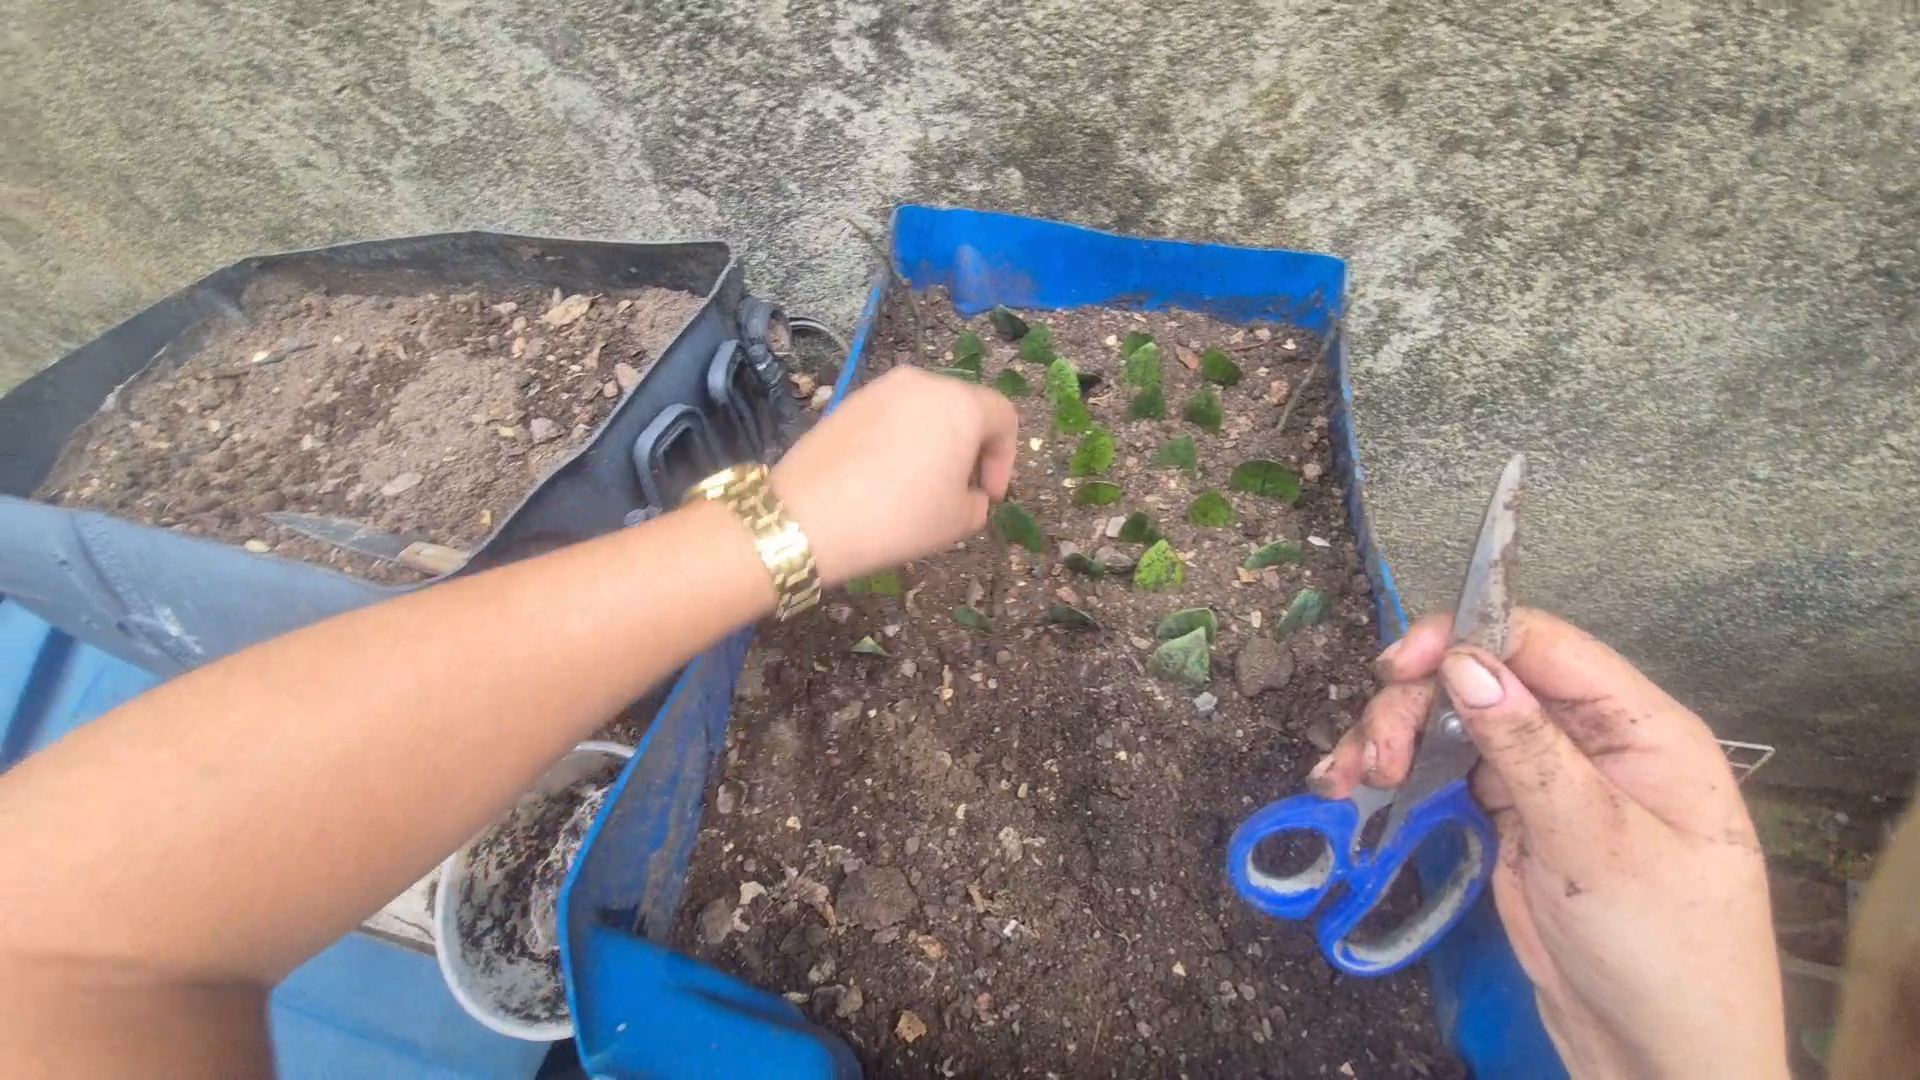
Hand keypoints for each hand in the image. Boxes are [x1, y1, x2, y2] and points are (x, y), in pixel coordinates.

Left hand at [771, 367, 1017, 586]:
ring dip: (935, 443)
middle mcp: (922, 383)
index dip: (1005, 460)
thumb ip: (978, 502)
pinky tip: (885, 477)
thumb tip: (969, 493)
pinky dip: (900, 441)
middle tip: (961, 490)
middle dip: (970, 449)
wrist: (808, 516)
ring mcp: (880, 388)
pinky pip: (891, 417)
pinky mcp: (848, 402)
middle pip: (964, 409)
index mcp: (960, 403)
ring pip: (925, 411)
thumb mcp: (957, 522)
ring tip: (922, 485)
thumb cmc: (898, 517)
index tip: (990, 496)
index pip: (1003, 417)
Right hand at [1312, 609, 1787, 1079]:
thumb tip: (1462, 662)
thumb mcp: (1597, 844)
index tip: (1397, 667)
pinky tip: (1350, 786)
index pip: (1539, 644)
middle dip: (1410, 707)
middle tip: (1375, 758)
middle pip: (1473, 677)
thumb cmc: (1658, 949)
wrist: (1651, 1053)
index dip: (1462, 638)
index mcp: (1635, 727)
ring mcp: (1533, 768)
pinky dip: (1387, 769)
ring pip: (1441, 716)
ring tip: (1351, 781)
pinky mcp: (1497, 802)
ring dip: (1386, 737)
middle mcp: (1580, 734)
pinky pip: (1433, 762)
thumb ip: (1529, 748)